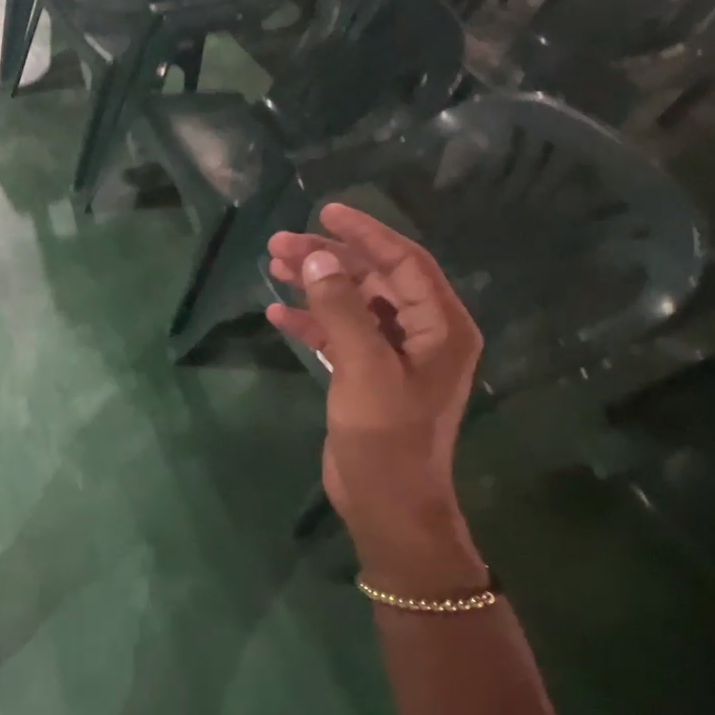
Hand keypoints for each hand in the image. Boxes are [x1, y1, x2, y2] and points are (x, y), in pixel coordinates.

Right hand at [266, 203, 487, 594]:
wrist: (387, 503)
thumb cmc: (387, 437)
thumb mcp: (364, 368)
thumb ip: (342, 309)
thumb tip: (316, 257)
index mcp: (441, 327)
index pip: (404, 262)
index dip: (366, 233)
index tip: (325, 211)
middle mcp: (423, 333)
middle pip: (374, 278)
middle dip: (329, 258)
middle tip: (279, 242)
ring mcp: (394, 355)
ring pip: (352, 303)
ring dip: (315, 284)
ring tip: (272, 266)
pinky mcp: (366, 375)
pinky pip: (338, 334)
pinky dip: (310, 321)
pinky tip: (277, 313)